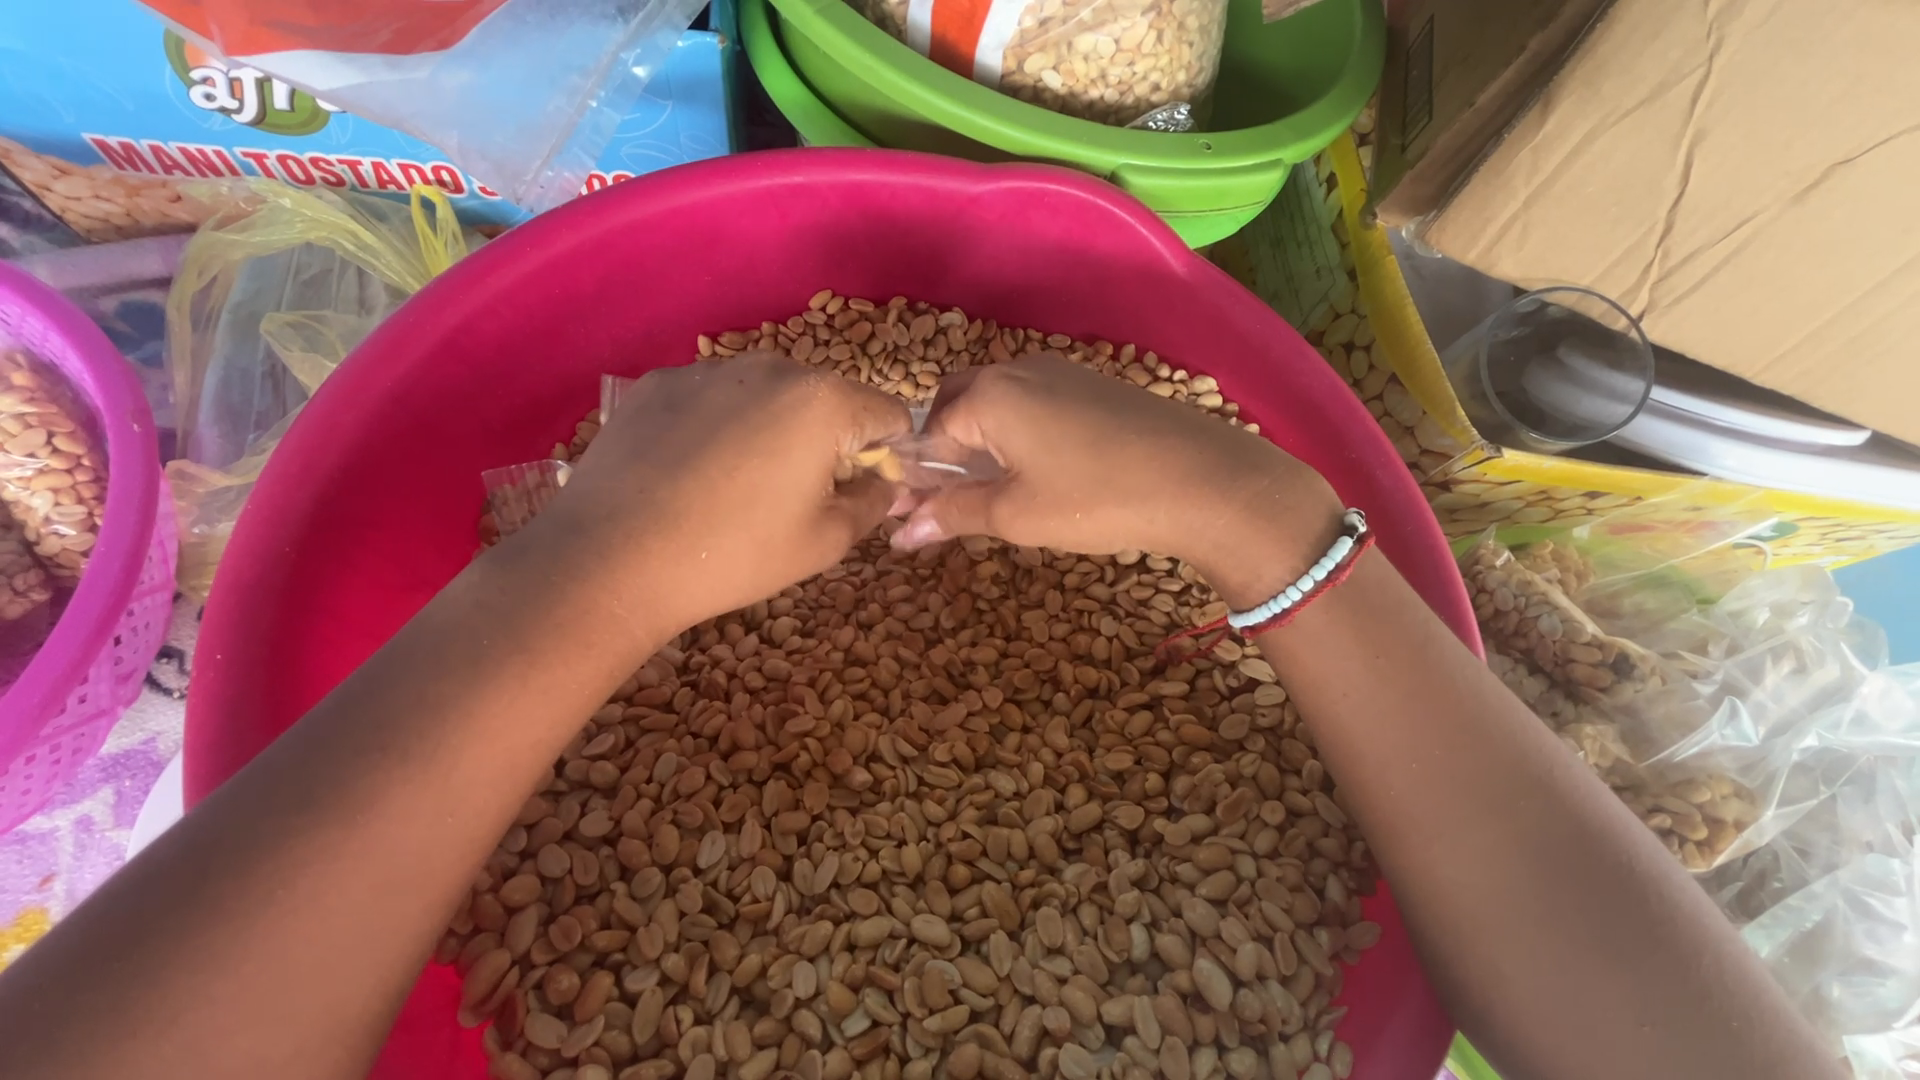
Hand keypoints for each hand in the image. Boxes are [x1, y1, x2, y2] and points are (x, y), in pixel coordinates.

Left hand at [523, 353, 909, 632]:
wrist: (609, 559)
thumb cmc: (733, 554)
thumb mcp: (825, 542)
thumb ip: (873, 502)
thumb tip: (883, 481)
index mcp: (823, 401)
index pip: (889, 413)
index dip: (887, 454)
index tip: (860, 491)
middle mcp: (771, 366)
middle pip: (828, 398)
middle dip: (829, 440)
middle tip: (798, 496)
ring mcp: (709, 368)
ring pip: (770, 395)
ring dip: (775, 429)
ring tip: (737, 486)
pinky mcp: (659, 383)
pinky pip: (716, 397)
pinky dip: (721, 426)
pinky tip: (692, 472)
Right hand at [892, 354, 1339, 607]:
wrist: (1202, 480)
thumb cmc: (1096, 500)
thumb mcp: (1016, 514)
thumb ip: (952, 513)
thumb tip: (900, 531)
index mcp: (988, 395)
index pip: (926, 434)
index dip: (914, 477)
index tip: (908, 517)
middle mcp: (1016, 370)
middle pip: (955, 405)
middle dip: (943, 451)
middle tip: (949, 501)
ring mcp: (1057, 372)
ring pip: (994, 403)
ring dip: (978, 443)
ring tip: (990, 492)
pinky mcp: (1089, 385)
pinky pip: (1030, 403)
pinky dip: (1014, 434)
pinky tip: (1035, 472)